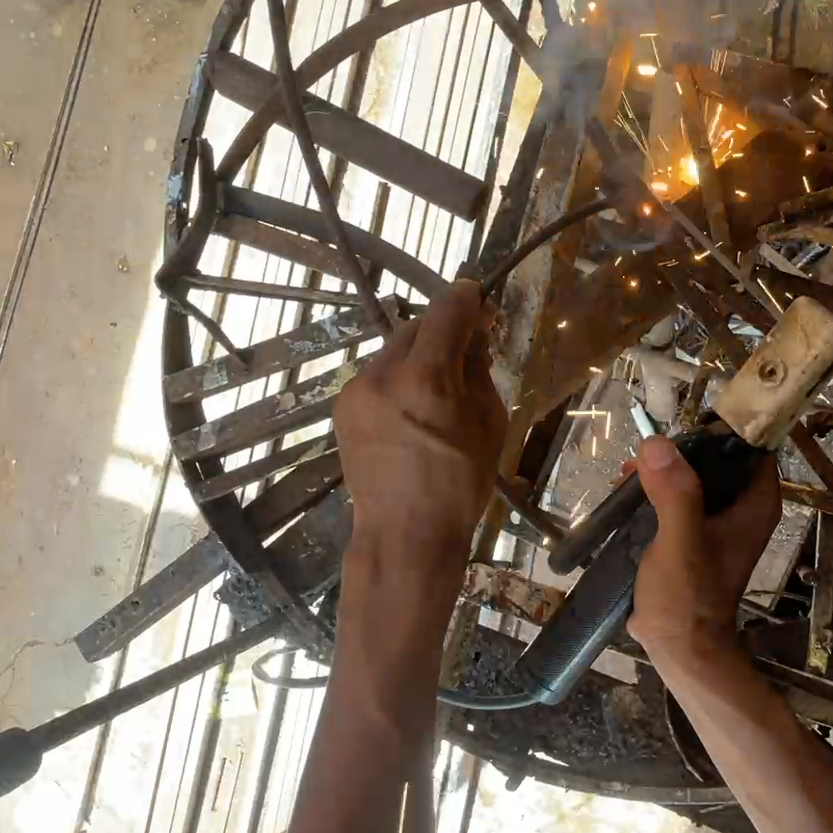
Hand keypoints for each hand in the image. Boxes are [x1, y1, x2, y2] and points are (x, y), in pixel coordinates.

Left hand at [332, 281, 507, 568]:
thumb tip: (472, 345)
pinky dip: (400, 381)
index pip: (446, 312)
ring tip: (441, 393)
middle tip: (469, 353)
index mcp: (426, 378)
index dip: (466, 298)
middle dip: (443, 332)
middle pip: (416, 327)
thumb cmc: (459, 489)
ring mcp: (356, 390)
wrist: (405, 536)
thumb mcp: (489, 428)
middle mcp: (383, 373)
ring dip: (420, 357)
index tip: (479, 296)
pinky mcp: (343, 408)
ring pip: (394, 352)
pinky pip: (378, 378)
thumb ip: (479, 376)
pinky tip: (414, 414)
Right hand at [627, 435, 780, 665]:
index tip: (678, 432)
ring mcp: (718, 522)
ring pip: (693, 477)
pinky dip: (655, 493)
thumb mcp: (680, 542)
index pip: (750, 446)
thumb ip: (674, 493)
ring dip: (661, 473)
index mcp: (755, 504)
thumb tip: (656, 444)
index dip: (718, 430)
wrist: (679, 647)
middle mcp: (742, 508)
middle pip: (716, 457)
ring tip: (625, 478)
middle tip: (640, 459)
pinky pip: (678, 499)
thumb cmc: (687, 598)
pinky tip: (627, 497)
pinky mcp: (694, 535)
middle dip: (678, 452)